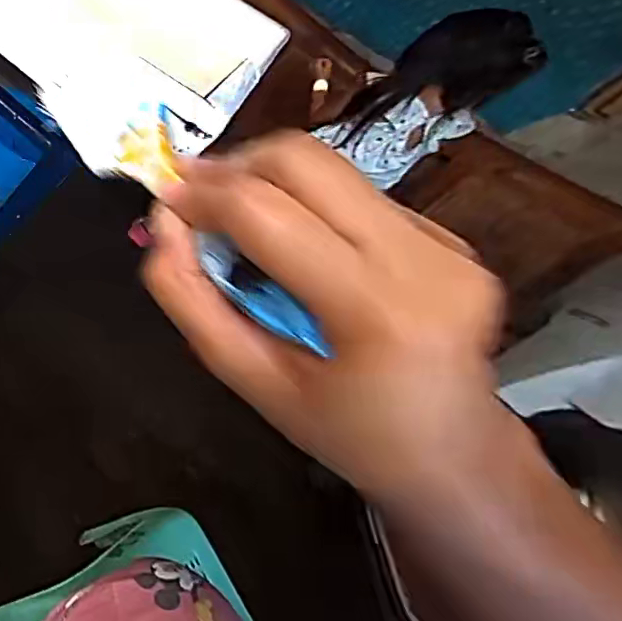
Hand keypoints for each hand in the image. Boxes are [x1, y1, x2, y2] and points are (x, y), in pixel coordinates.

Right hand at [141, 132, 512, 506]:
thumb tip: (162, 223)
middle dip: (230, 166)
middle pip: (300, 160)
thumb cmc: (346, 432)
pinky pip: (347, 188)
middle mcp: (421, 258)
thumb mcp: (248, 379)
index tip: (162, 198)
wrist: (459, 460)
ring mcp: (441, 241)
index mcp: (377, 309)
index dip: (200, 194)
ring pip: (322, 164)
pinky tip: (285, 238)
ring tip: (229, 214)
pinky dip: (297, 197)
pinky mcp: (444, 234)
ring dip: (260, 176)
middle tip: (192, 196)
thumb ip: (189, 297)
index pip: (264, 210)